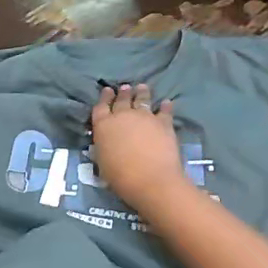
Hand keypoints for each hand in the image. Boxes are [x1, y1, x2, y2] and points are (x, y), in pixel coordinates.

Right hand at [89, 84, 185, 211]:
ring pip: (142, 99)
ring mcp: (144, 117)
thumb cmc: (121, 177)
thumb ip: (104, 148)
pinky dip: (165, 106)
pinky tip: (166, 102)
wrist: (151, 180)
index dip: (104, 98)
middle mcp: (123, 116)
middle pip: (122, 100)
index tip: (107, 90)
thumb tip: (107, 143)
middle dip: (123, 93)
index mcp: (104, 126)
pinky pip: (164, 111)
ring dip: (141, 92)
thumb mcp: (103, 163)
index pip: (101, 107)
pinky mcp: (163, 122)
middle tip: (125, 87)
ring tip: (142, 87)